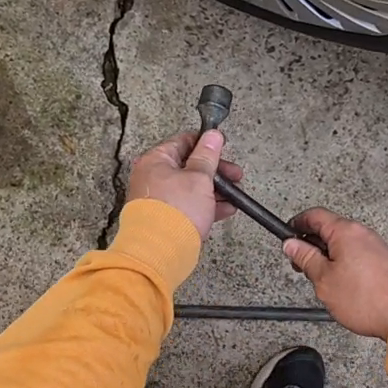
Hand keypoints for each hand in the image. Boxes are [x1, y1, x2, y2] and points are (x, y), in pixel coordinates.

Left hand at [125, 129, 245, 239]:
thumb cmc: (174, 212)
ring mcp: (159, 199)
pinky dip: (206, 206)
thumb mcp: (199, 178)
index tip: (221, 147)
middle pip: (189, 166)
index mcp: (155, 160)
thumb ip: (207, 156)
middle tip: (234, 174)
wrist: (161, 250)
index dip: (205, 143)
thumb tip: (213, 136)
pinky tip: (225, 209)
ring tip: (234, 195)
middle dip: (215, 171)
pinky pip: (189, 206)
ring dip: (214, 190)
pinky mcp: (166, 218)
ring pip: (191, 188)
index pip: (183, 142)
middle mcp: (153, 177)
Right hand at [282, 208, 387, 338]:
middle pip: (330, 228)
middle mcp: (362, 233)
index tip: (288, 236)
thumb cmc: (365, 299)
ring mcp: (375, 246)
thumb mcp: (323, 279)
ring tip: (320, 278)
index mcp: (345, 232)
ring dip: (327, 255)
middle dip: (311, 243)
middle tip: (300, 264)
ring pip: (343, 242)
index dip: (297, 224)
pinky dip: (344, 261)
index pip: (315, 215)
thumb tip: (291, 245)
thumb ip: (305, 258)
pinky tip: (340, 283)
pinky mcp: (383, 260)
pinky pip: (357, 253)